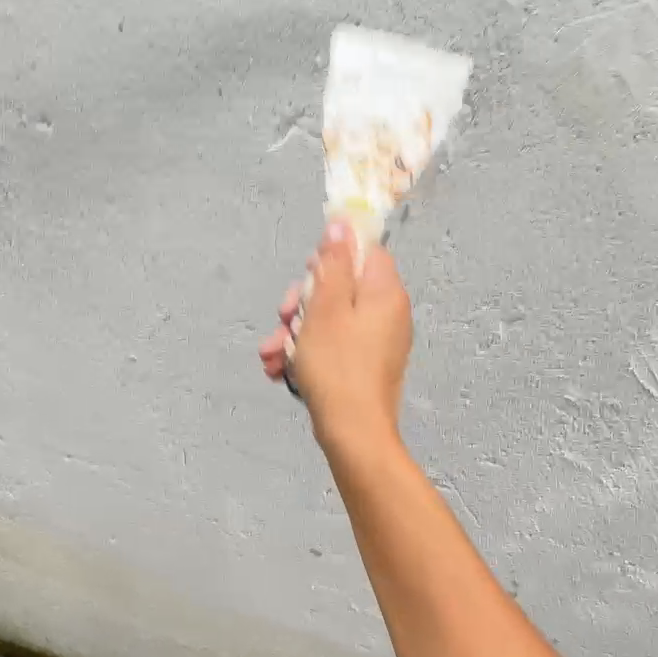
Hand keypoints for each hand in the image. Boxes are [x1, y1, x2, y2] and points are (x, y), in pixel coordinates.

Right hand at [258, 219, 412, 451]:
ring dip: (294, 333)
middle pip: (340, 288)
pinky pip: (333, 347)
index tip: (305, 275)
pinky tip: (278, 370)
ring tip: (269, 355)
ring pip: (329, 321)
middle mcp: (388, 314)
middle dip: (301, 303)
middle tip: (282, 319)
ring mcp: (377, 343)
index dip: (330, 257)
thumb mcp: (325, 308)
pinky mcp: (364, 367)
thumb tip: (342, 223)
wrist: (353, 433)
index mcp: (385, 292)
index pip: (363, 252)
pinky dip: (306, 354)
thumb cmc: (337, 367)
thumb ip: (333, 263)